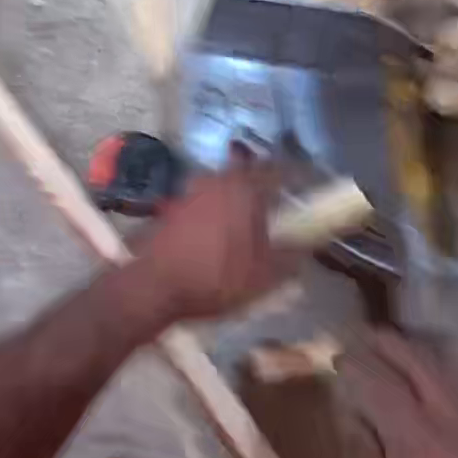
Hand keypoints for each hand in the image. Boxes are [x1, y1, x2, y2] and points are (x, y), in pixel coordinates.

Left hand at [132, 152, 289, 322]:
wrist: (153, 288)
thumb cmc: (215, 278)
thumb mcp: (265, 275)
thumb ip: (290, 255)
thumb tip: (304, 243)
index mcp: (241, 189)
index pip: (273, 169)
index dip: (290, 174)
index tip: (300, 182)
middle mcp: (211, 183)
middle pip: (239, 175)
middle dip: (255, 187)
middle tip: (268, 206)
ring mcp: (183, 196)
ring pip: (214, 190)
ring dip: (227, 201)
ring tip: (238, 225)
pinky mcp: (164, 213)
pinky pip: (194, 208)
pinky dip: (205, 217)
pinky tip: (208, 239)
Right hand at [337, 329, 457, 457]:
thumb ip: (367, 455)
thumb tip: (358, 420)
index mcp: (418, 442)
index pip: (381, 387)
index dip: (357, 368)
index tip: (337, 358)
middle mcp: (452, 424)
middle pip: (420, 366)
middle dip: (390, 346)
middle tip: (364, 335)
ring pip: (446, 374)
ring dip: (415, 355)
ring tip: (390, 348)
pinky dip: (435, 374)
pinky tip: (420, 379)